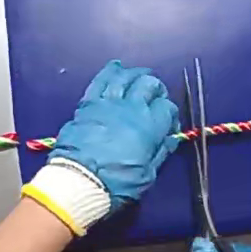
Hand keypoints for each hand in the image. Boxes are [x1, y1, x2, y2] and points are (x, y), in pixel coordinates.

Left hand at [50, 60, 179, 207]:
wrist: (79, 181)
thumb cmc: (116, 184)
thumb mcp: (146, 176)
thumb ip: (160, 154)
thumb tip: (171, 139)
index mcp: (149, 127)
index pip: (167, 108)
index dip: (170, 114)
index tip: (167, 126)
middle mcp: (131, 108)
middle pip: (148, 85)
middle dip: (156, 88)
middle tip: (154, 97)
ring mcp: (108, 103)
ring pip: (125, 77)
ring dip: (135, 74)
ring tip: (139, 77)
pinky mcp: (88, 104)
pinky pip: (100, 81)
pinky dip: (109, 72)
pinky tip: (115, 67)